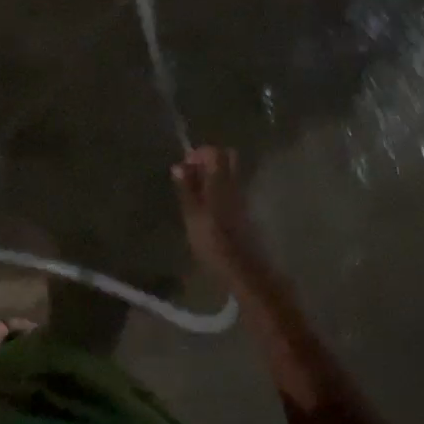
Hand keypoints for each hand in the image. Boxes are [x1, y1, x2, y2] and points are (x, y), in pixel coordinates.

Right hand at [170, 145, 261, 273]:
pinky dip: (218, 190)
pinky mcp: (244, 212)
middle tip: (190, 175)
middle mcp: (235, 185)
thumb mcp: (192, 215)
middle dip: (208, 160)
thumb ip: (186, 189)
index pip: (215, 152)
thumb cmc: (213, 242)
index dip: (199, 153)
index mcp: (221, 182)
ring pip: (229, 174)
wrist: (244, 270)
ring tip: (193, 194)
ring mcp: (242, 198)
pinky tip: (206, 209)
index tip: (184, 167)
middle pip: (228, 159)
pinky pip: (230, 189)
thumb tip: (179, 166)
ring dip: (212, 176)